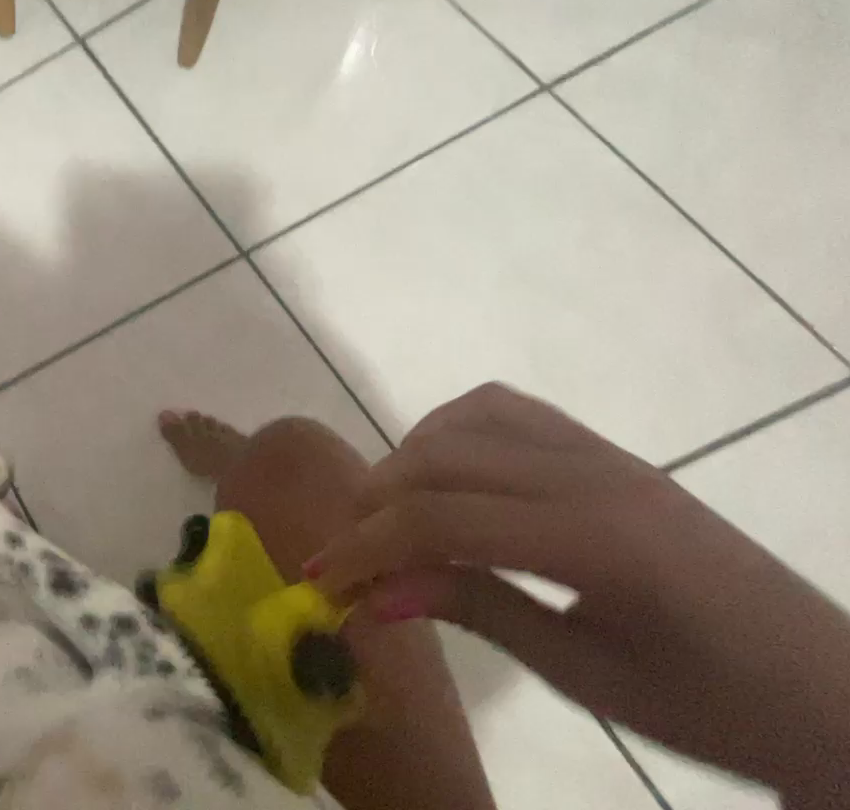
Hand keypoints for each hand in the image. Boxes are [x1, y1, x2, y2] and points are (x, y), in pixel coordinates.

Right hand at [307, 383, 849, 803]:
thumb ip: (474, 610)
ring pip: (465, 420)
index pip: (439, 518)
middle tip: (342, 555)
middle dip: (371, 504)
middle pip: (439, 459)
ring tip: (387, 514)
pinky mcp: (609, 453)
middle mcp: (596, 476)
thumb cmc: (717, 705)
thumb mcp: (587, 675)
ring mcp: (605, 455)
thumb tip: (370, 593)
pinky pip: (507, 410)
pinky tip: (441, 472)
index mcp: (599, 541)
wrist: (841, 697)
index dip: (363, 545)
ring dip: (406, 459)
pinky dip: (451, 429)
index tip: (318, 579)